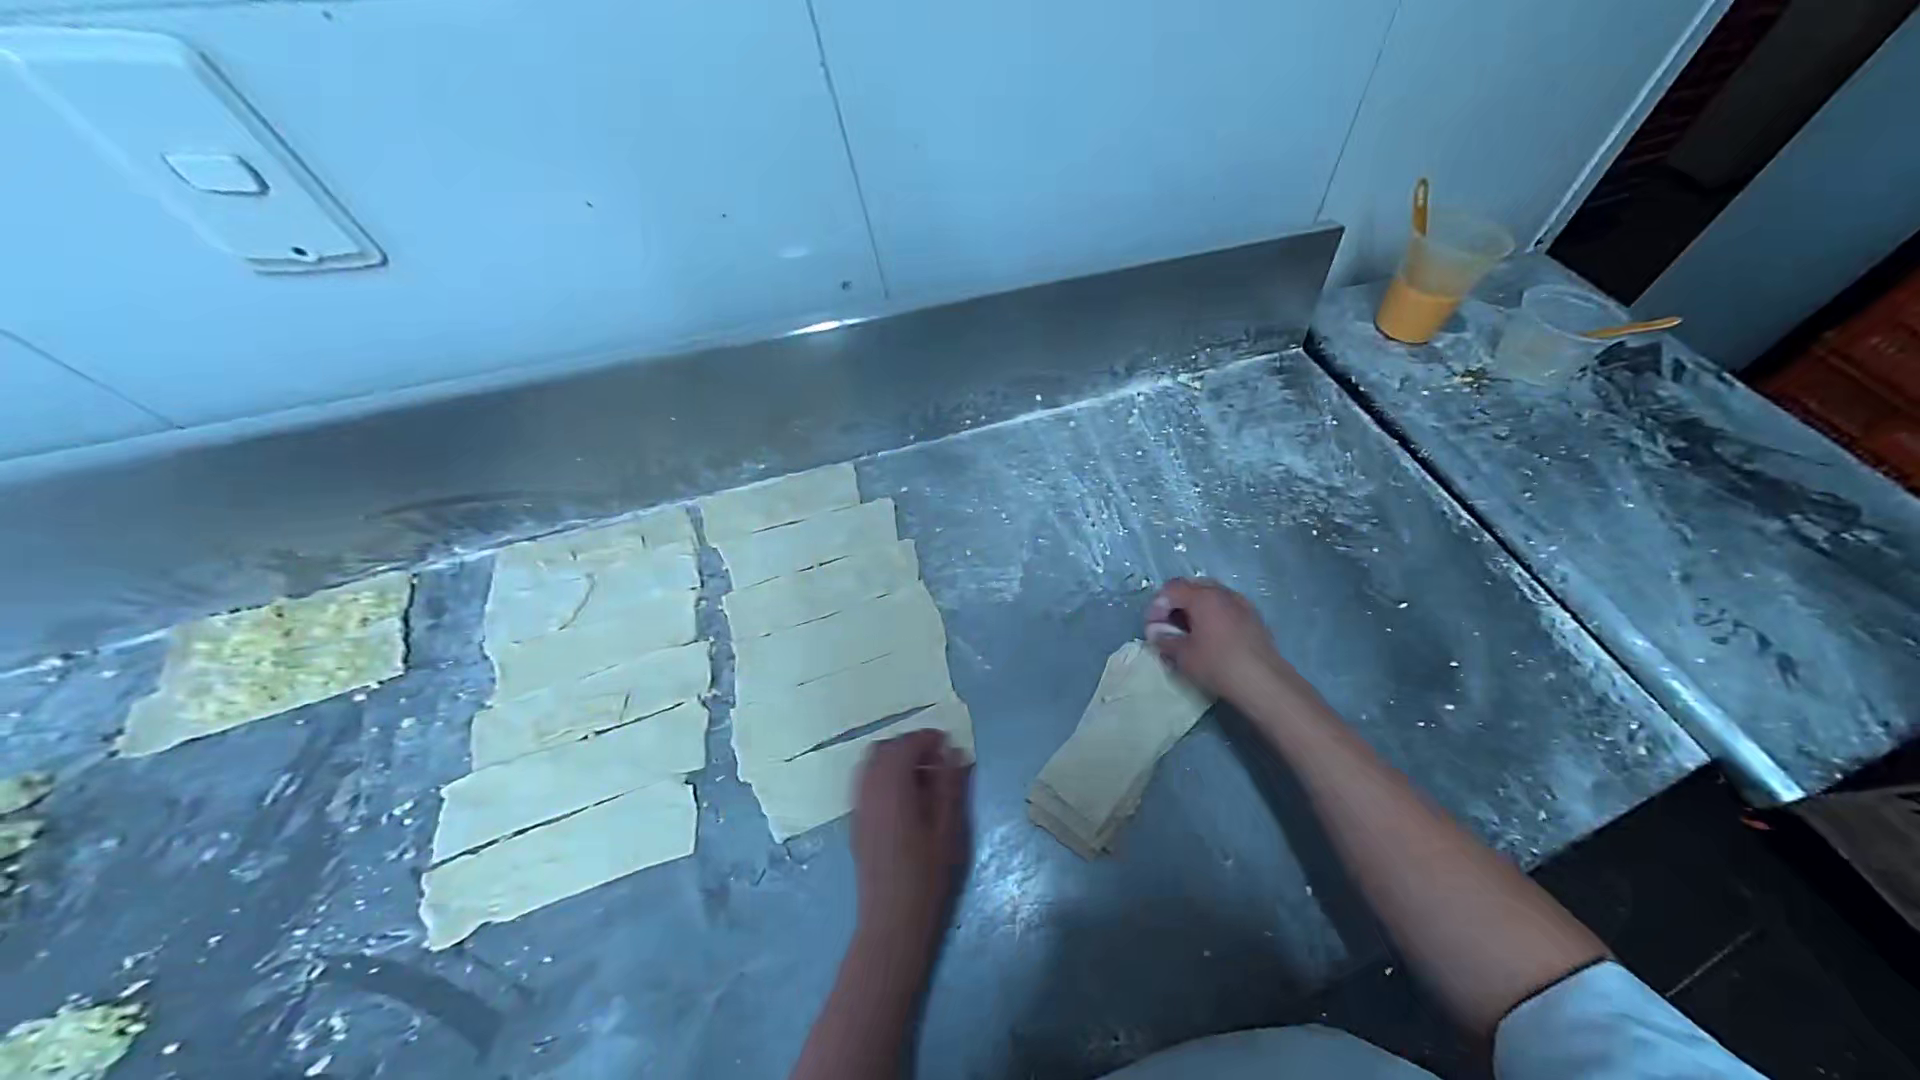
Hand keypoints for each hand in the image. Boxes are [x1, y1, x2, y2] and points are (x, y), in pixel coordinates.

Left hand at [851, 729, 971, 946]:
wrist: (891, 921)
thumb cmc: (926, 876)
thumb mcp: (948, 829)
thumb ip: (950, 785)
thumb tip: (953, 751)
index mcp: (892, 789)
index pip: (904, 746)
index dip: (926, 739)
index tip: (948, 745)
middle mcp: (868, 790)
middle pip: (883, 749)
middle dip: (910, 746)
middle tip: (937, 760)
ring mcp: (858, 805)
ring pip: (871, 764)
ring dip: (896, 760)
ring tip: (924, 778)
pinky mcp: (856, 820)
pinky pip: (866, 782)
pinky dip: (885, 776)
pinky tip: (906, 798)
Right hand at [1145, 577, 1297, 702]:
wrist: (1264, 682)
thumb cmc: (1217, 664)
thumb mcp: (1182, 655)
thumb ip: (1164, 639)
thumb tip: (1156, 632)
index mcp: (1203, 596)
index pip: (1171, 589)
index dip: (1156, 606)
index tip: (1153, 628)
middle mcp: (1223, 593)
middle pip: (1191, 587)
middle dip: (1175, 603)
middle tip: (1168, 626)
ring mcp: (1241, 603)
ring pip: (1210, 595)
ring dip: (1194, 608)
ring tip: (1188, 631)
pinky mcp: (1253, 617)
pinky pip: (1225, 606)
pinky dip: (1212, 614)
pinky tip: (1210, 636)